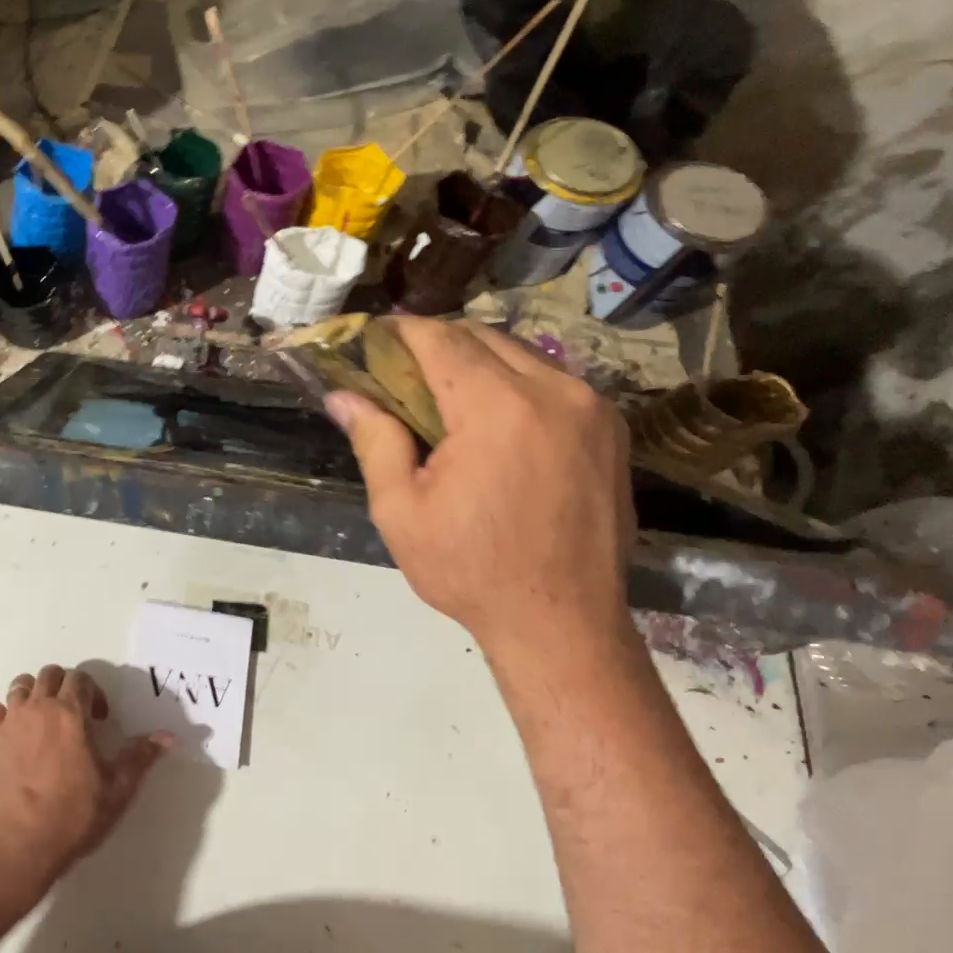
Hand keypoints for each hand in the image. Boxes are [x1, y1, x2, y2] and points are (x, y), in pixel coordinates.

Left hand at [0, 666, 172, 884]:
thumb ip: (141, 756)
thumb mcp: (118, 788)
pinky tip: (16, 733)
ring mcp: (11, 721)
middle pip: (49, 674)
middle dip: (65, 686)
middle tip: (76, 714)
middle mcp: (39, 708)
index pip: (80, 677)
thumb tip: (168, 736)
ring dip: (35, 694)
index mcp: (71, 713)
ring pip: (20, 686)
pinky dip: (5, 713)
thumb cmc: (77, 814)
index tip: (100, 718)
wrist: (27, 842)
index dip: (93, 692)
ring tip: (46, 719)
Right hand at [324, 318, 634, 656]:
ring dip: (476, 360)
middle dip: (436, 342)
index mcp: (497, 409)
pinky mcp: (610, 428)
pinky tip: (488, 418)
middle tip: (397, 367)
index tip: (371, 335)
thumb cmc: (469, 570)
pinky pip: (553, 381)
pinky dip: (513, 382)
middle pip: (484, 337)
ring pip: (522, 354)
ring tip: (439, 392)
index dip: (401, 331)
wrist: (563, 620)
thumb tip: (342, 397)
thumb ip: (375, 441)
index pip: (442, 341)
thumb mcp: (401, 511)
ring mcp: (591, 407)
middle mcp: (554, 392)